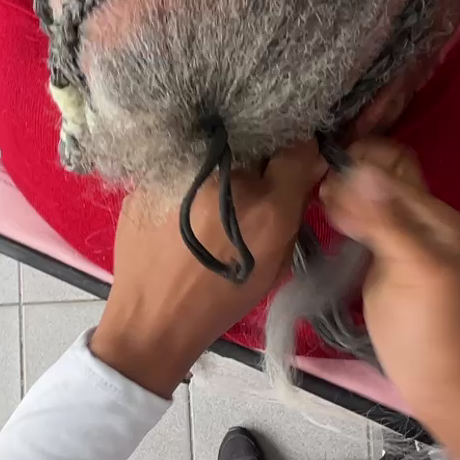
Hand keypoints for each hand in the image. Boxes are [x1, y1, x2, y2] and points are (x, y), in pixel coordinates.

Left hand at [93, 144, 327, 396]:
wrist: (152, 319)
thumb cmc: (219, 300)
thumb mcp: (274, 266)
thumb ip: (296, 213)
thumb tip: (309, 168)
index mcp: (267, 207)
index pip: (299, 148)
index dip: (299, 154)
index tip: (292, 164)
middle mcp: (227, 177)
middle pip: (257, 140)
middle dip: (261, 155)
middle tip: (251, 180)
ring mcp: (184, 169)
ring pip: (217, 144)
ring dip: (223, 159)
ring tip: (214, 188)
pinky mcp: (150, 173)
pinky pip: (181, 157)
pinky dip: (189, 170)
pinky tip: (184, 195)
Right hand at [319, 141, 459, 459]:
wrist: (448, 391)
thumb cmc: (432, 333)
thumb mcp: (413, 270)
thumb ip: (387, 219)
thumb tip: (359, 168)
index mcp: (438, 220)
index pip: (395, 168)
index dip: (359, 162)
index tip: (320, 171)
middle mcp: (426, 227)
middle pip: (385, 184)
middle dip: (351, 178)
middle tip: (313, 192)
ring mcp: (410, 251)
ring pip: (376, 208)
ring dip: (348, 200)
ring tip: (316, 205)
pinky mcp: (394, 274)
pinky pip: (373, 234)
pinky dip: (352, 224)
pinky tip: (330, 228)